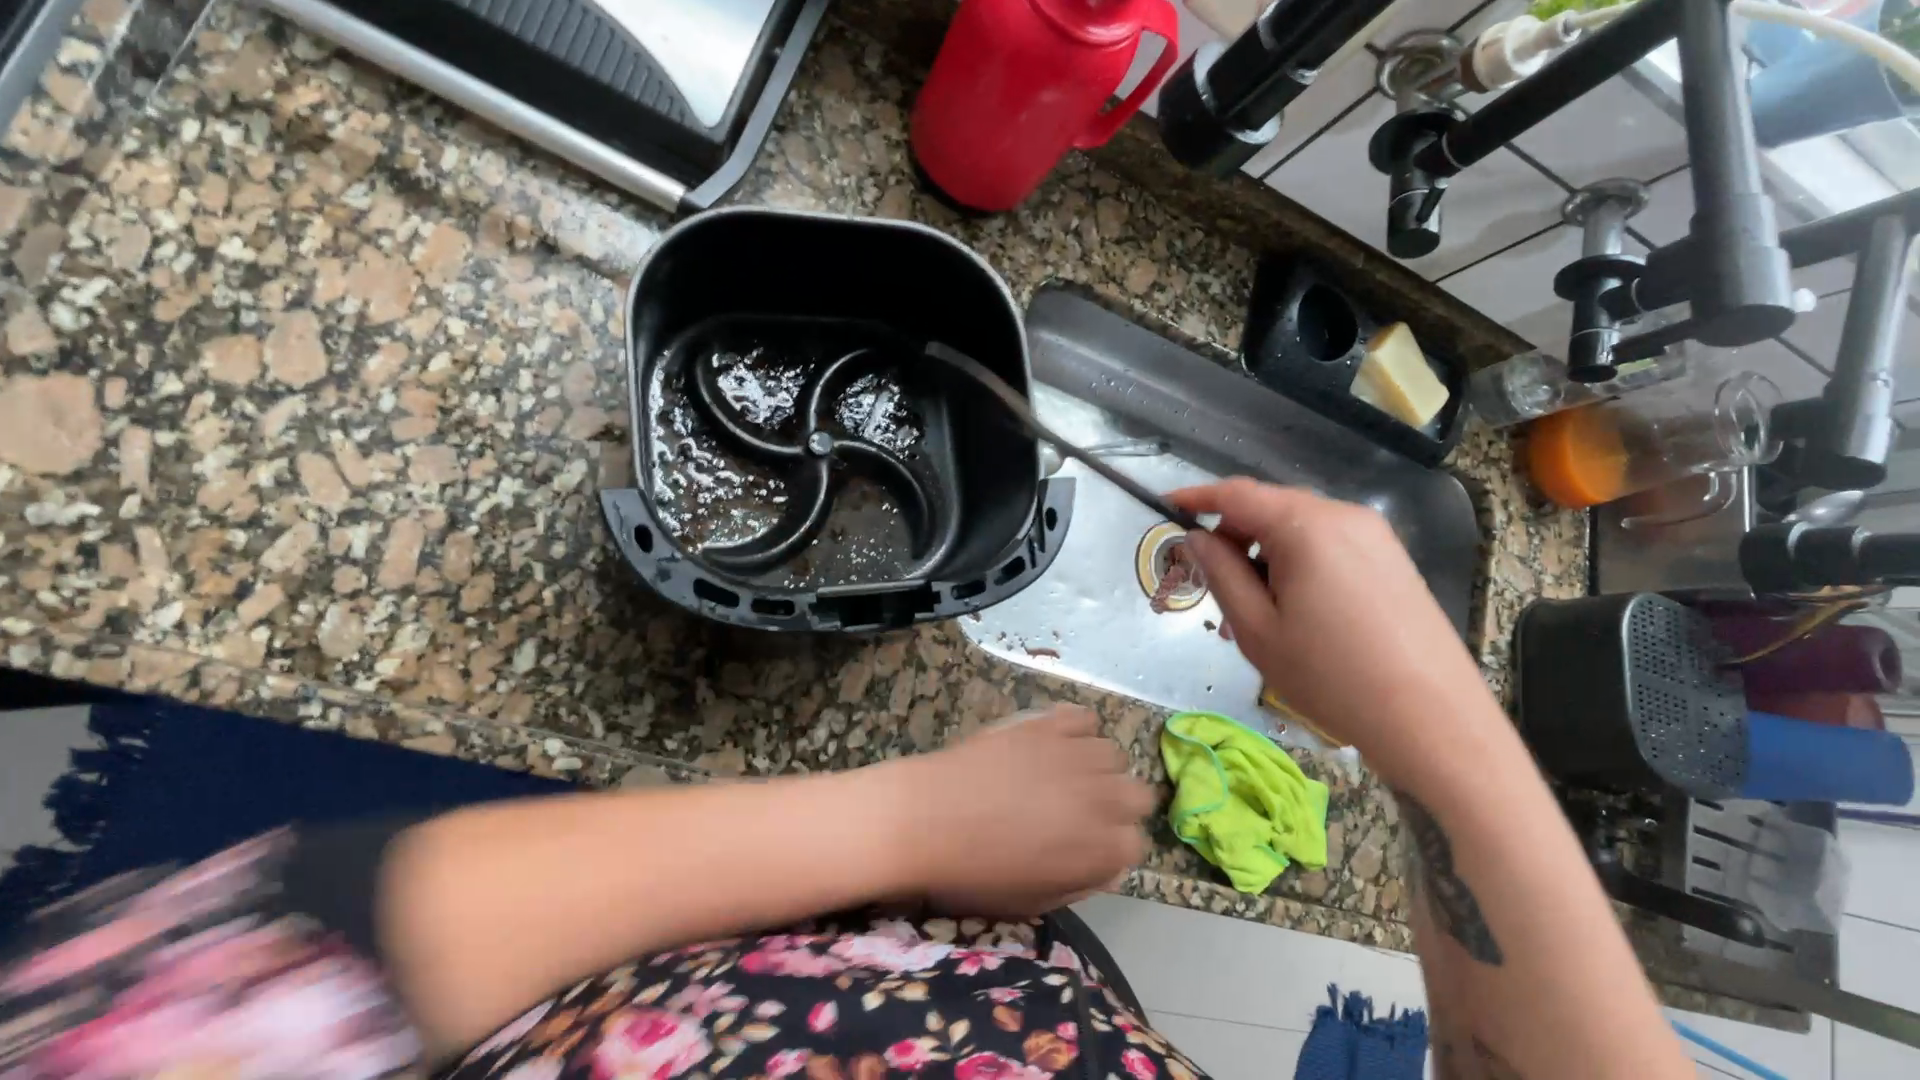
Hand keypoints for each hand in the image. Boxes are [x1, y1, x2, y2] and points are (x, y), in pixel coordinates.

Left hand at [879, 705, 1153, 916]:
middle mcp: (1103, 798)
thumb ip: (1080, 883)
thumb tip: (1104, 868)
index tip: (1088, 846)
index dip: (1111, 845)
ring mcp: (1076, 755)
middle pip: (1137, 795)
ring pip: (1112, 754)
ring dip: (1096, 767)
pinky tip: (1056, 743)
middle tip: (1080, 811)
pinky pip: (1082, 718)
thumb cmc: (974, 872)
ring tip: (1065, 776)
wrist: (926, 819)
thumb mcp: (1033, 900)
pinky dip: (1076, 729)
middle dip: (1117, 804)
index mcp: (1102, 849)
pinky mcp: (1048, 725)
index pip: (1135, 843)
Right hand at [1170, 478, 1497, 781]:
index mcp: (1305, 526)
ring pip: (1300, 527)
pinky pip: (1330, 544)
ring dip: (1265, 552)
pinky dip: (1298, 562)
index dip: (1197, 498)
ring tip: (1255, 608)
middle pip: (1270, 507)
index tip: (1165, 507)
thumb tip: (1199, 539)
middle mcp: (1344, 516)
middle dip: (1233, 534)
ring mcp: (1375, 536)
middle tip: (1212, 582)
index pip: (1237, 494)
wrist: (1433, 719)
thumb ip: (1221, 574)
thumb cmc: (1331, 676)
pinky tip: (1296, 609)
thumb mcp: (1257, 630)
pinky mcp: (1393, 560)